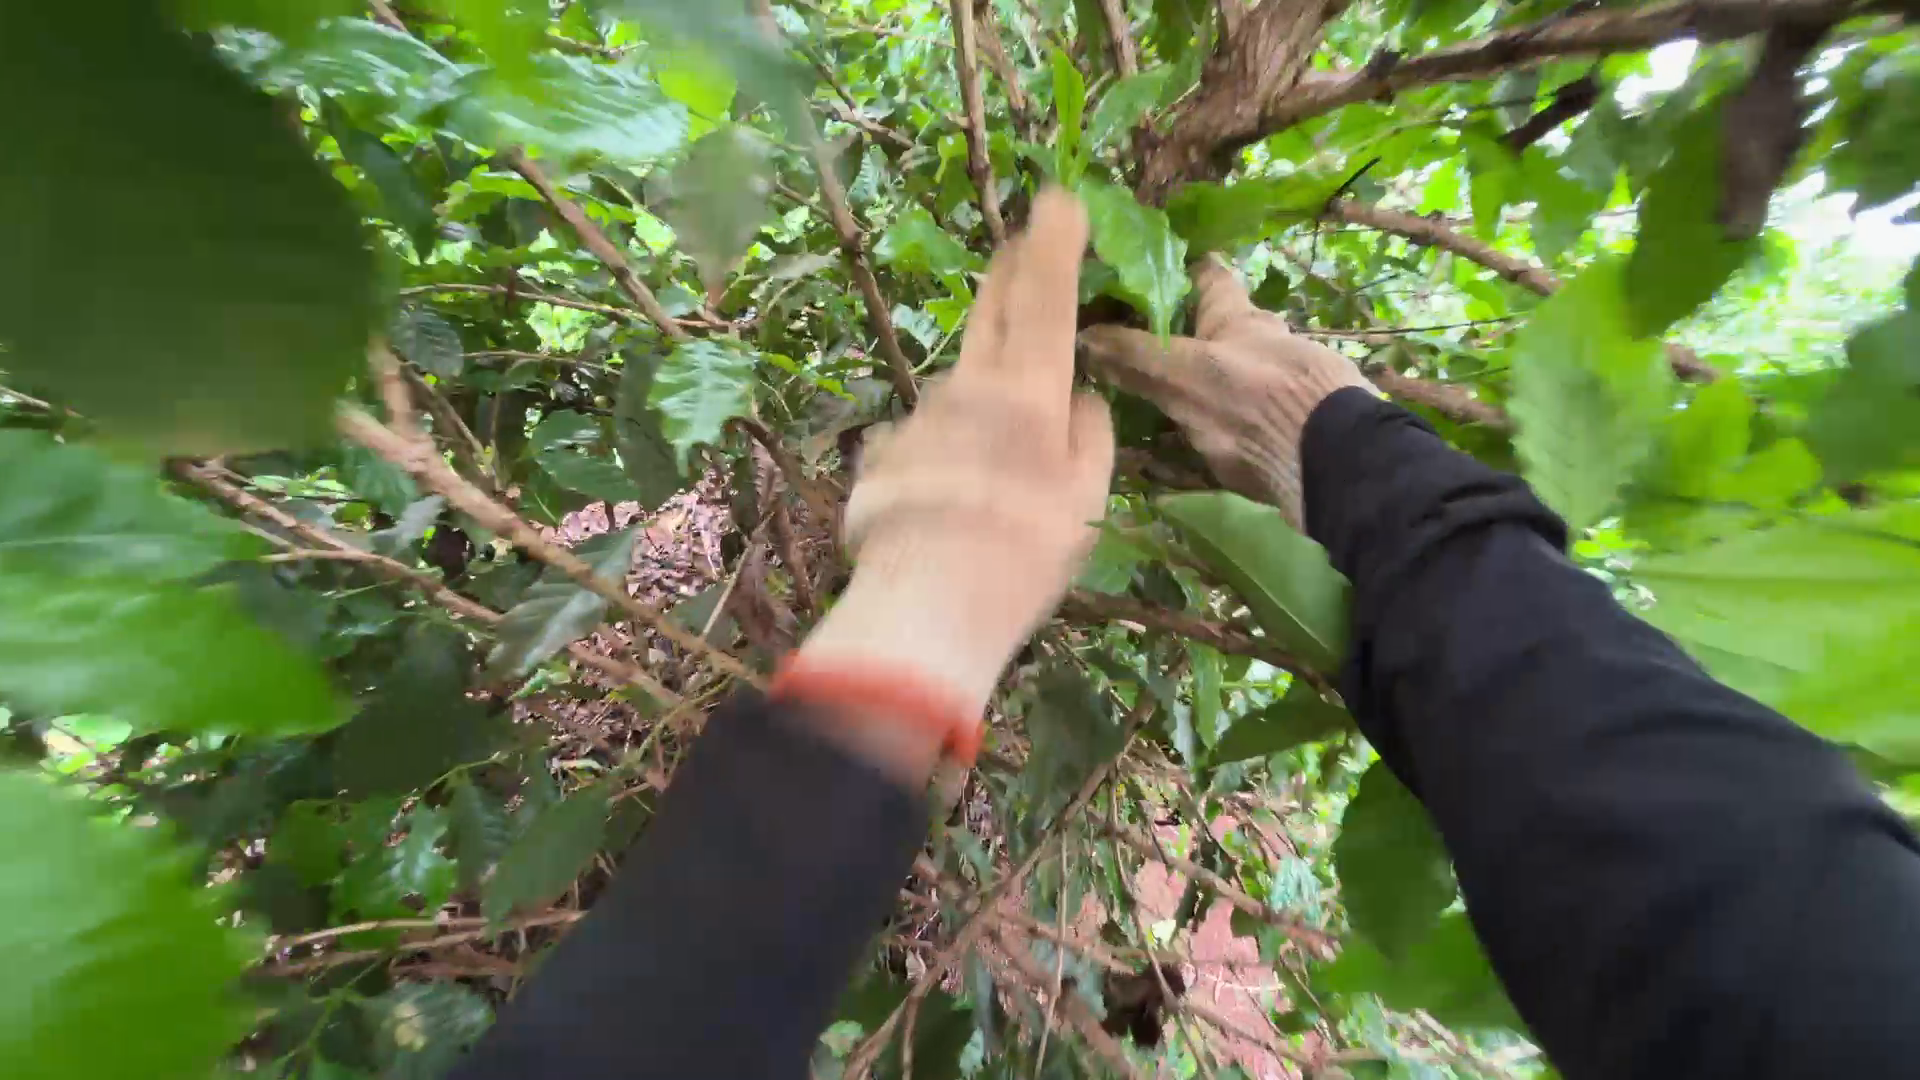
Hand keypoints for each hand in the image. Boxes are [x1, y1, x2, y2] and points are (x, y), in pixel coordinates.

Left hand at [793, 189, 1114, 777]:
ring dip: (978, 393)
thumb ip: (1090, 436)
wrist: (926, 606)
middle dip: (1007, 272)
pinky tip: (948, 493)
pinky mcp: (884, 451)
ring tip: (992, 456)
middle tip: (1017, 247)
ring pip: (958, 386)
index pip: (1044, 298)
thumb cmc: (1022, 556)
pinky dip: (944, 447)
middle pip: (989, 314)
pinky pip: (926, 434)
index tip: (1057, 200)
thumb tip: (1078, 400)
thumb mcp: (1087, 504)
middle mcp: (966, 389)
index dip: (1053, 244)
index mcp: (1028, 395)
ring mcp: (918, 417)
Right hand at [1077, 257, 1373, 525]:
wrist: (1324, 461)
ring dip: (1182, 376)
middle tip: (1118, 341)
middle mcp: (1253, 341)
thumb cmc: (1253, 400)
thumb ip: (1135, 357)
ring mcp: (1264, 383)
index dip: (1171, 265)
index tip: (1130, 271)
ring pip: (1215, 367)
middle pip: (1205, 323)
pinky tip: (1173, 432)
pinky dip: (1197, 415)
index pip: (1203, 271)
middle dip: (1168, 328)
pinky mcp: (1269, 423)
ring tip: (1135, 389)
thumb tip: (1082, 337)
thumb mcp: (1184, 373)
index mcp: (1236, 315)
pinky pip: (1224, 409)